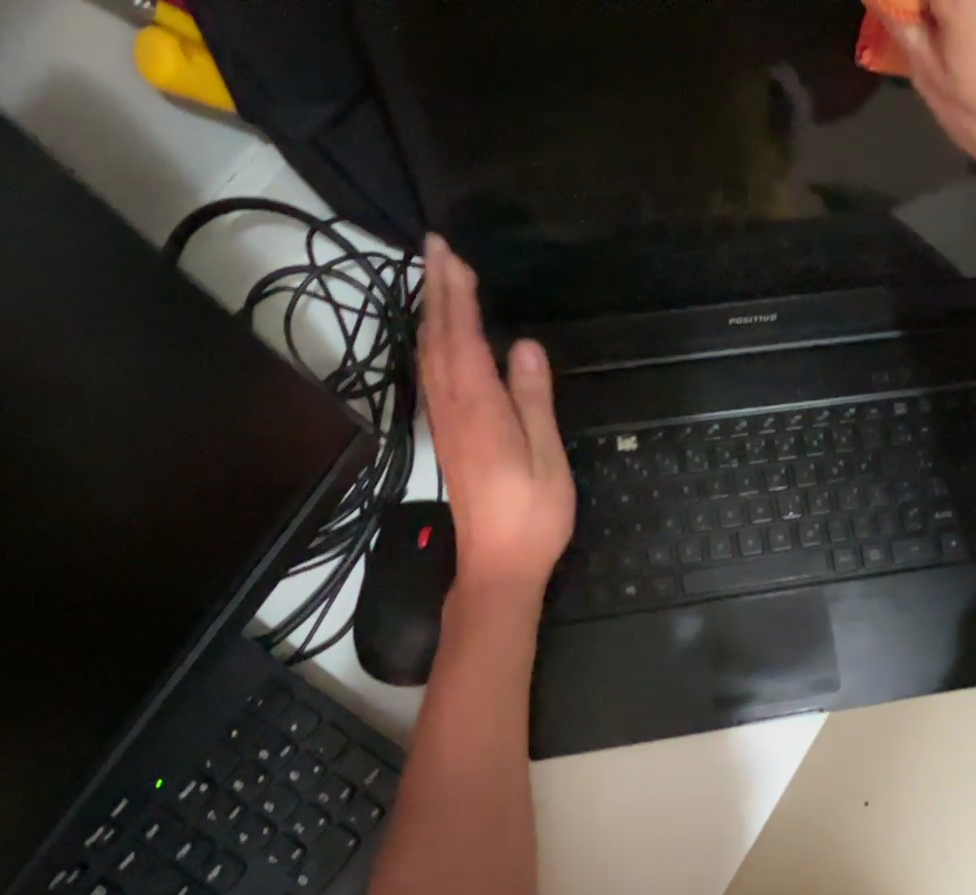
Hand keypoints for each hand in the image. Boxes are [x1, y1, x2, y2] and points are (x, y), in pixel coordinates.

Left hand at [419, 235, 575, 597]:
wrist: (498, 566)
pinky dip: (432, 345)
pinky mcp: (447, 438)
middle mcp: (453, 410)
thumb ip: (534, 400)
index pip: (463, 338)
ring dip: (430, 314)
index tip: (452, 254)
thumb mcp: (547, 458)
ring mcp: (445, 425)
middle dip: (436, 292)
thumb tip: (526, 346)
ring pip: (429, 357)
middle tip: (436, 248)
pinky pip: (432, 377)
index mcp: (479, 409)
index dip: (457, 294)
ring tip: (434, 280)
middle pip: (437, 340)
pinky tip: (438, 340)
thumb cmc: (533, 516)